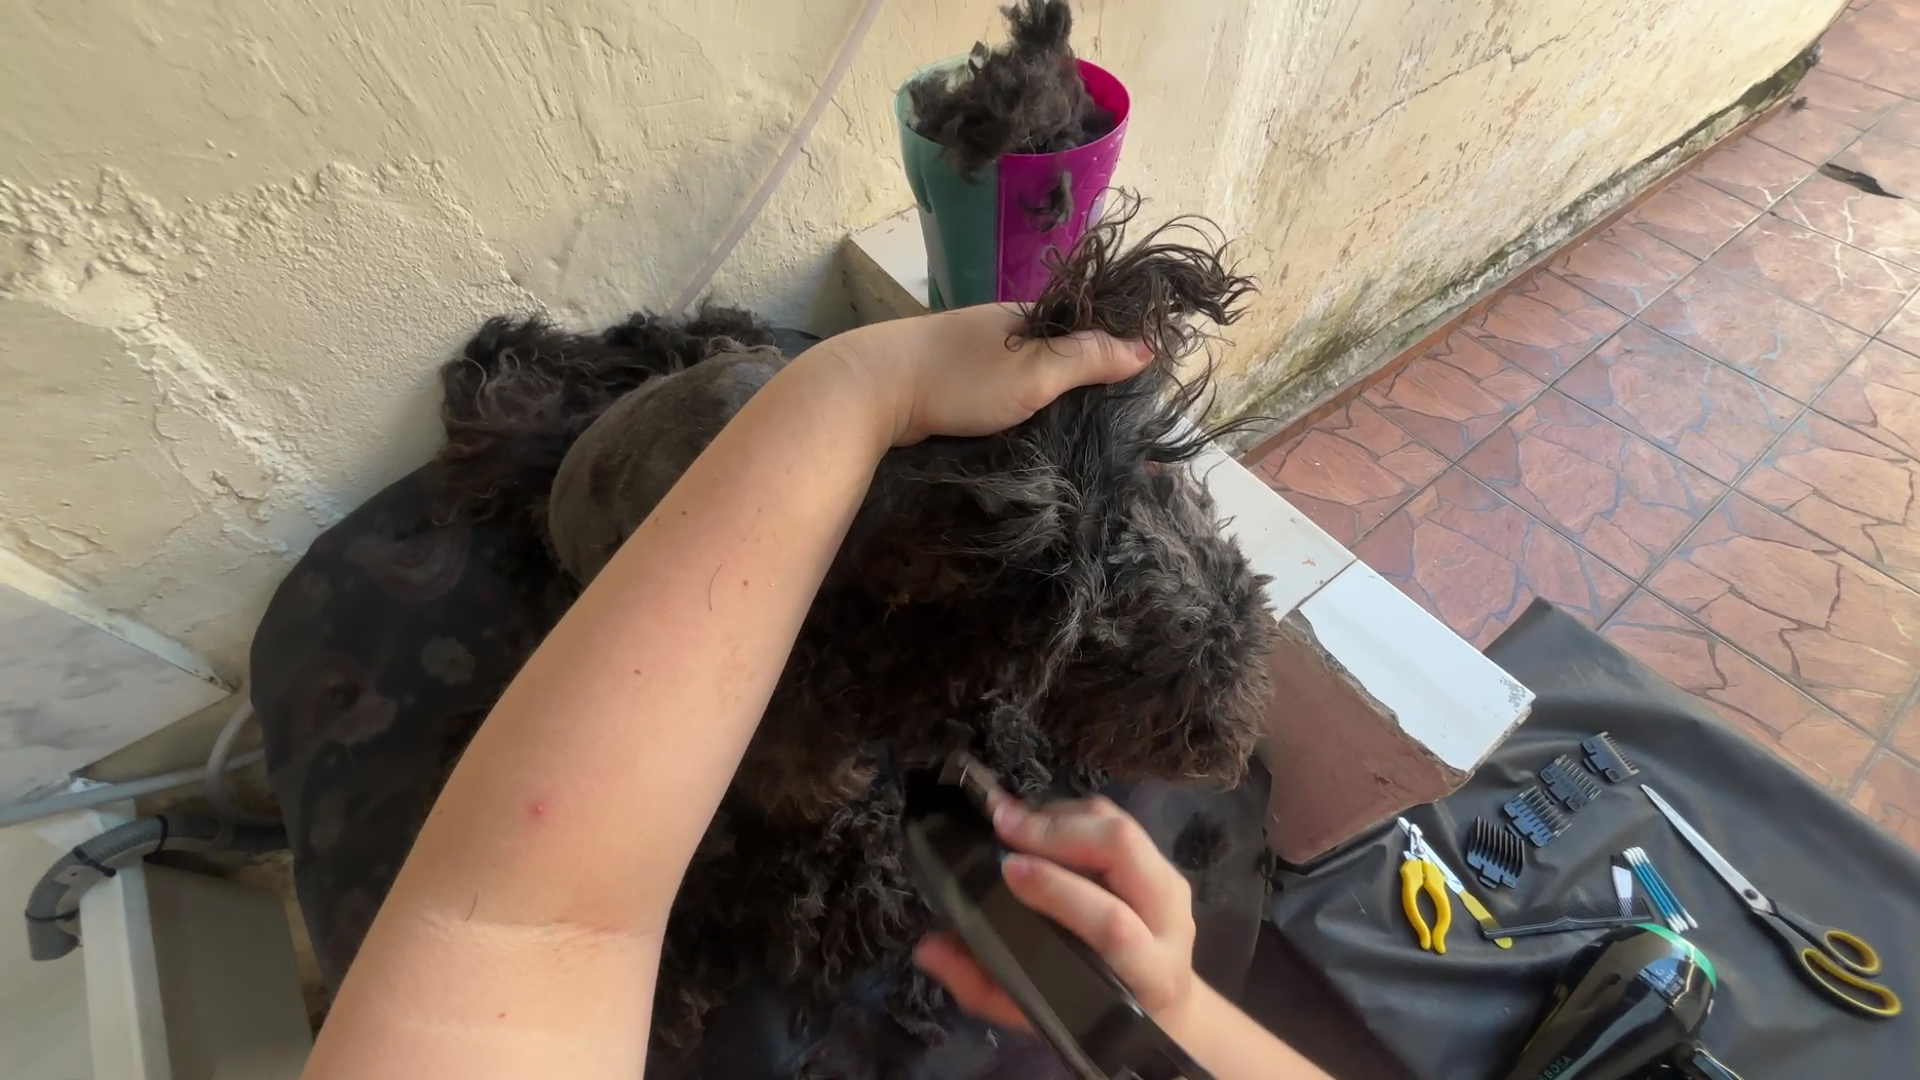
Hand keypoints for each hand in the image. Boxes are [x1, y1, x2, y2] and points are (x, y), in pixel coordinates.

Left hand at [823, 305, 1149, 445]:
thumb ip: (1088, 358)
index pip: (1094, 329)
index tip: (1145, 399)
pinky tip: (1040, 434)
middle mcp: (1010, 331)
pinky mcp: (960, 384)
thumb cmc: (961, 378)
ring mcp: (982, 357)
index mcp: (1033, 316)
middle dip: (1095, 389)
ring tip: (1089, 440)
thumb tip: (1147, 346)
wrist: (877, 390)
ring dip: (1061, 404)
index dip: (1122, 357)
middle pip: (1067, 356)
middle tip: (1121, 433)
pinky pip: (1010, 395)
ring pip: (1037, 379)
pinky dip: (1030, 412)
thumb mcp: (1035, 372)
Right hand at [913, 795, 1197, 1033]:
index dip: (1058, 890)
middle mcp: (1167, 918)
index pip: (1112, 923)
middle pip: (1123, 849)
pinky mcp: (1157, 857)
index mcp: (1147, 972)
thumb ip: (983, 985)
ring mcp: (1168, 880)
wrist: (1166, 1006)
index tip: (1008, 869)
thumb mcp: (1042, 1014)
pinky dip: (1066, 811)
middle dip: (1057, 829)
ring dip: (1058, 815)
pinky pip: (1112, 816)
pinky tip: (1031, 820)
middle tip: (1002, 824)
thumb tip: (928, 948)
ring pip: (1117, 824)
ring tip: (1010, 821)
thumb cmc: (1097, 1012)